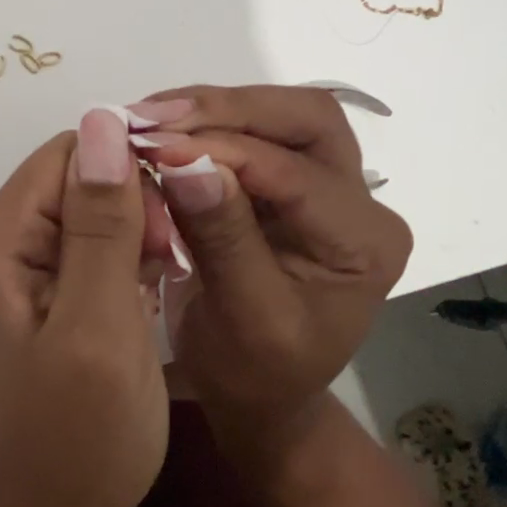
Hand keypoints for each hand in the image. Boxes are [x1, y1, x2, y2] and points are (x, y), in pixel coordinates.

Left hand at [0, 109, 169, 506]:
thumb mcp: (98, 326)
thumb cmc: (80, 434)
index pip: (68, 154)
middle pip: (80, 176)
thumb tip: (103, 120)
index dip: (128, 171)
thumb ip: (101, 225)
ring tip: (162, 282)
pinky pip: (97, 242)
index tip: (175, 220)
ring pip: (96, 207)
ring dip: (140, 232)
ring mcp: (24, 265)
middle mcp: (1, 239)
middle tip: (170, 264)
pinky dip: (132, 257)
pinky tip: (152, 292)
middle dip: (136, 204)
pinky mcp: (51, 288)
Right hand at [129, 86, 411, 440]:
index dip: (223, 150)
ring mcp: (322, 187)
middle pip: (304, 119)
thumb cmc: (254, 373)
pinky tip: (156, 131)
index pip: (296, 172)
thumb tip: (187, 160)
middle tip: (150, 116)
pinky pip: (250, 133)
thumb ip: (223, 238)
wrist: (258, 397)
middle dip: (225, 108)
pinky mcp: (284, 184)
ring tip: (144, 118)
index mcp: (362, 242)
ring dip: (209, 110)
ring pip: (278, 115)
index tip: (151, 145)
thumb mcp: (243, 318)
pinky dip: (200, 126)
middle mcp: (356, 203)